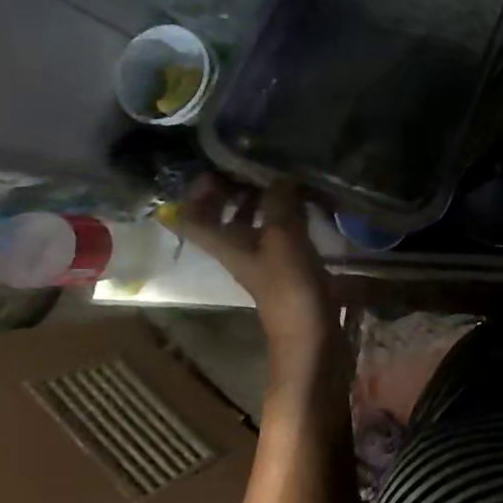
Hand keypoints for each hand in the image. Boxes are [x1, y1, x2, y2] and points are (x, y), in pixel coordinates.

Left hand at [179, 175, 329, 328]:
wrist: (311, 334)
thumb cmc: (289, 285)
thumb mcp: (282, 236)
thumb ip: (279, 202)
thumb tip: (281, 177)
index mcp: (224, 244)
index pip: (191, 218)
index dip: (196, 193)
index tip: (218, 171)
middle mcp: (237, 250)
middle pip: (220, 217)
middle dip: (230, 191)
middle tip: (252, 169)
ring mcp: (261, 259)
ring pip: (248, 224)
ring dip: (258, 201)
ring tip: (280, 179)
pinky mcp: (285, 265)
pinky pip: (274, 233)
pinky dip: (281, 215)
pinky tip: (302, 204)